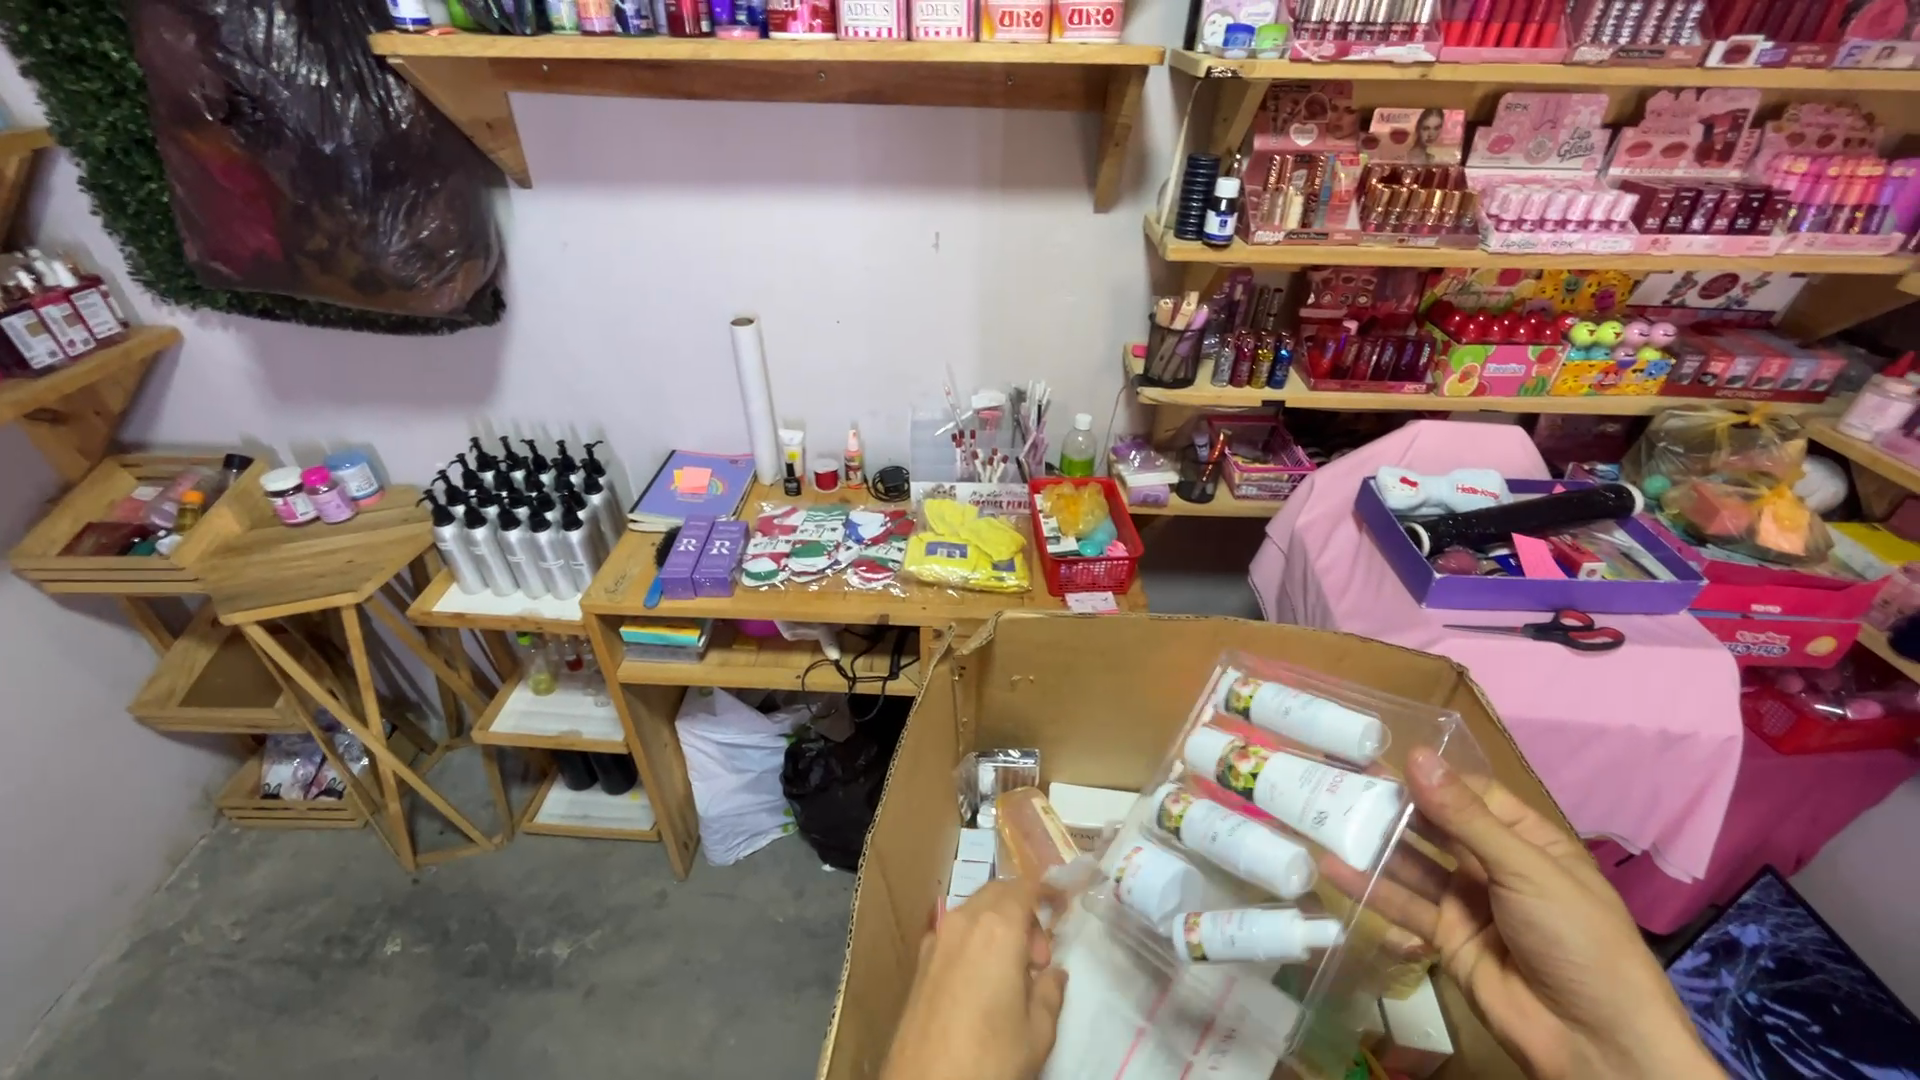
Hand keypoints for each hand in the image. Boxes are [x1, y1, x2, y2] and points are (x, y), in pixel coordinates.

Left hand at [880, 878, 1068, 1079]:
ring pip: (975, 909)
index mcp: (998, 929)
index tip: (1063, 906)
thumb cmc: (990, 1057)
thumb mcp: (1038, 1032)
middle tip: (1039, 957)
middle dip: (1024, 910)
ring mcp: (937, 937)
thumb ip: (1050, 992)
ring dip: (999, 923)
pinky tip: (982, 979)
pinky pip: (956, 931)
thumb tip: (1053, 973)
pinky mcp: (921, 959)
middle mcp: (964, 921)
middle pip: (999, 892)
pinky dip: (976, 938)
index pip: (1026, 887)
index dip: (1048, 890)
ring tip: (1013, 972)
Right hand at [1326, 749, 1724, 1079]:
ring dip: (1375, 844)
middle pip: (1436, 826)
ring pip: (1413, 862)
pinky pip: (1403, 904)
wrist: (1593, 1043)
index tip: (1383, 763)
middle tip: (1340, 783)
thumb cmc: (1577, 939)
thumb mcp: (1525, 869)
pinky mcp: (1445, 936)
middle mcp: (1494, 865)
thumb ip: (1464, 817)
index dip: (1431, 779)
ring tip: (1326, 819)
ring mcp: (1468, 901)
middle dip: (1394, 807)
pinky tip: (1334, 869)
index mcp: (1529, 842)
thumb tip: (1415, 755)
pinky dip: (1369, 887)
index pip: (1472, 795)